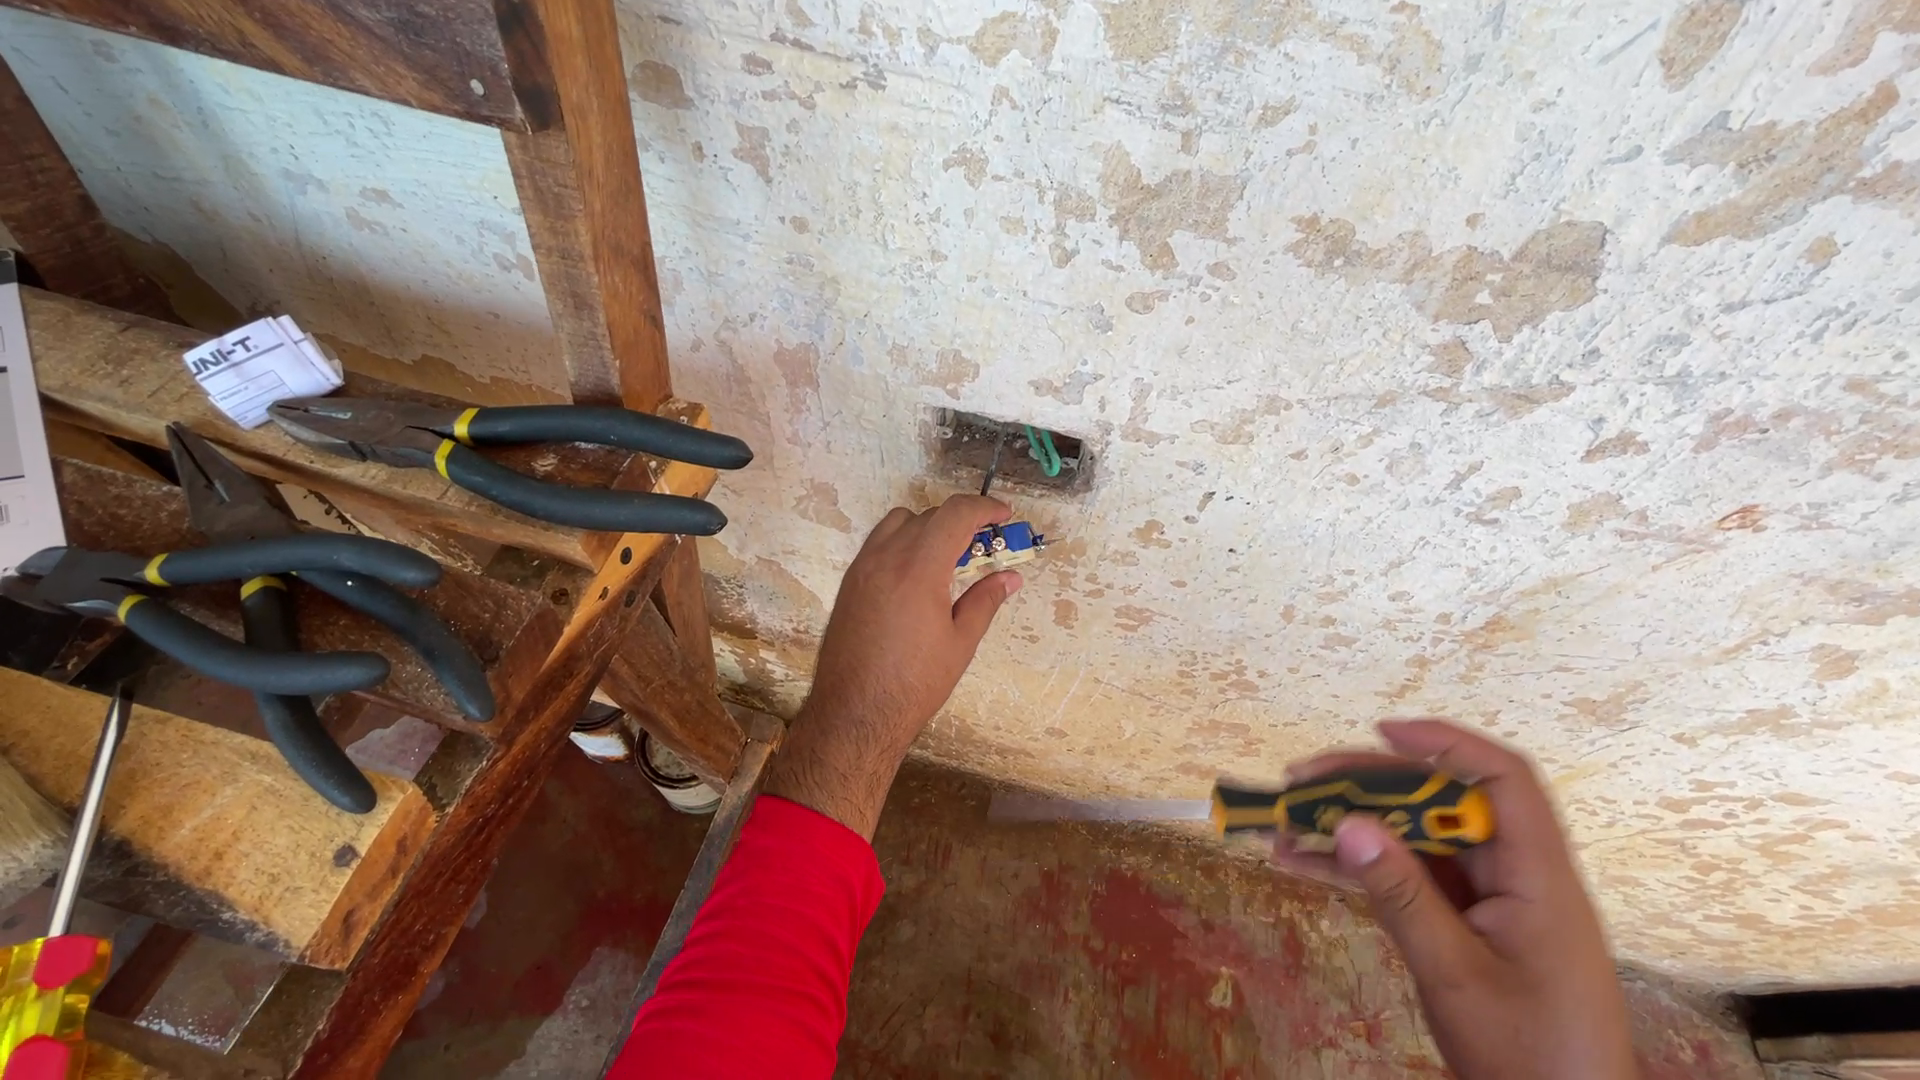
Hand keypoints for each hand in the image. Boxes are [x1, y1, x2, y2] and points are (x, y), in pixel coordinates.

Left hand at [763, 496, 1023, 838]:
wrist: (855, 712)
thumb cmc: (914, 683)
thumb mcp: (960, 642)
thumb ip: (985, 601)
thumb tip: (1010, 578)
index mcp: (919, 567)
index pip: (955, 514)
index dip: (985, 507)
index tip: (1004, 515)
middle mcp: (886, 556)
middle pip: (930, 515)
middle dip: (962, 521)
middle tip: (986, 544)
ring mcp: (863, 567)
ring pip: (900, 522)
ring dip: (930, 526)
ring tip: (951, 557)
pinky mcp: (850, 581)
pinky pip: (880, 541)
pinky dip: (905, 541)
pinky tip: (919, 573)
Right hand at [1275, 719, 1636, 1079]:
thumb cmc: (1528, 1052)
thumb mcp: (1456, 972)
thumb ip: (1401, 895)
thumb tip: (1348, 822)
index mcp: (1536, 875)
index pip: (1502, 780)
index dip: (1445, 744)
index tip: (1380, 731)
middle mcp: (1512, 875)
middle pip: (1439, 804)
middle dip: (1368, 786)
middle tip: (1301, 782)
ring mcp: (1486, 901)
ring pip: (1413, 840)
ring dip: (1351, 828)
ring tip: (1285, 821)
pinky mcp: (1462, 924)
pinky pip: (1405, 880)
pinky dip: (1357, 870)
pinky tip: (1301, 863)